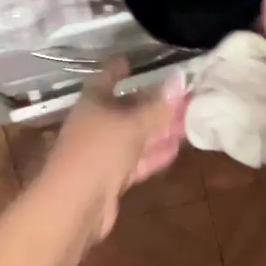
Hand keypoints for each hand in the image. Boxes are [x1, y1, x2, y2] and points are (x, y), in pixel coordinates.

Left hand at [45, 59, 188, 238]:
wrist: (76, 203)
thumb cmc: (99, 152)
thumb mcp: (132, 125)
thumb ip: (158, 106)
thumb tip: (181, 78)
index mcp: (93, 103)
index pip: (106, 78)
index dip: (119, 69)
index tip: (133, 62)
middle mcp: (97, 125)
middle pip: (127, 110)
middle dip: (153, 105)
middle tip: (184, 98)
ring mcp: (104, 154)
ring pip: (136, 138)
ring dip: (160, 131)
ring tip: (189, 123)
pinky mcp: (113, 179)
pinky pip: (137, 162)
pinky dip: (154, 155)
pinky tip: (176, 150)